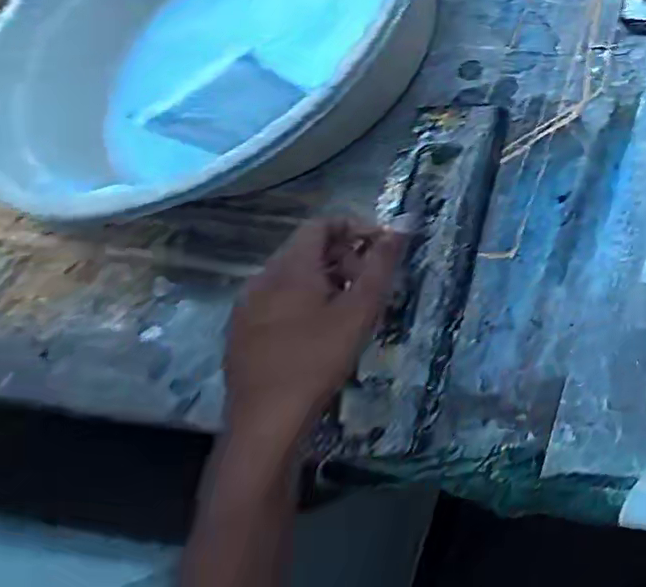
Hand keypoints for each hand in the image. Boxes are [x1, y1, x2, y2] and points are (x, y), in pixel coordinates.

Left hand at [223, 217, 404, 442]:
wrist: (266, 422)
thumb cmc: (319, 357)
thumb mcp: (361, 307)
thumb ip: (382, 262)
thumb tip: (404, 223)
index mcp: (289, 268)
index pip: (321, 224)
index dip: (355, 227)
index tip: (380, 250)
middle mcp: (261, 278)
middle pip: (307, 247)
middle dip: (344, 256)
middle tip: (370, 283)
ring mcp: (245, 306)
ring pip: (292, 274)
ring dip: (326, 278)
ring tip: (349, 308)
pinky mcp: (241, 331)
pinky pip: (277, 297)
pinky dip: (304, 298)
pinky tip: (320, 329)